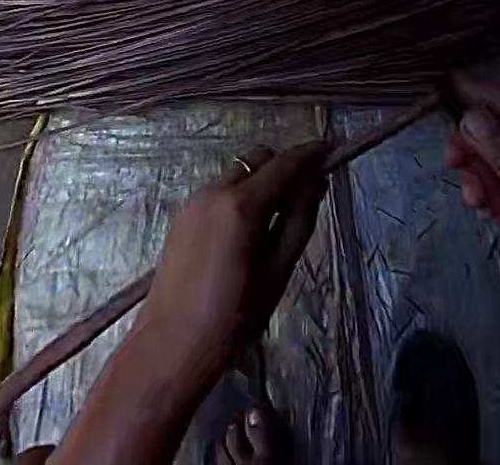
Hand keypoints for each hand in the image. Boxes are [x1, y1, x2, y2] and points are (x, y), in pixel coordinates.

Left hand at [133, 141, 327, 385]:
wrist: (169, 349)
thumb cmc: (232, 319)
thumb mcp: (277, 272)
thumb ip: (299, 220)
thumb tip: (316, 183)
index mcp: (242, 205)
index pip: (285, 164)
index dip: (311, 154)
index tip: (331, 150)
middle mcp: (216, 191)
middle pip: (259, 158)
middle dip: (284, 166)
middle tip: (304, 194)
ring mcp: (195, 201)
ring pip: (238, 172)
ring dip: (261, 181)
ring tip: (276, 220)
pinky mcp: (183, 216)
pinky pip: (220, 190)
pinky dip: (240, 195)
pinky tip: (246, 232)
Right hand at [447, 74, 499, 298]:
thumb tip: (471, 116)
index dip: (478, 93)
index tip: (446, 85)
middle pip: (495, 125)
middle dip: (471, 145)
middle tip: (454, 163)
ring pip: (489, 152)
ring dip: (476, 173)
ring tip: (478, 200)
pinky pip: (494, 175)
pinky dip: (485, 189)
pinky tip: (486, 207)